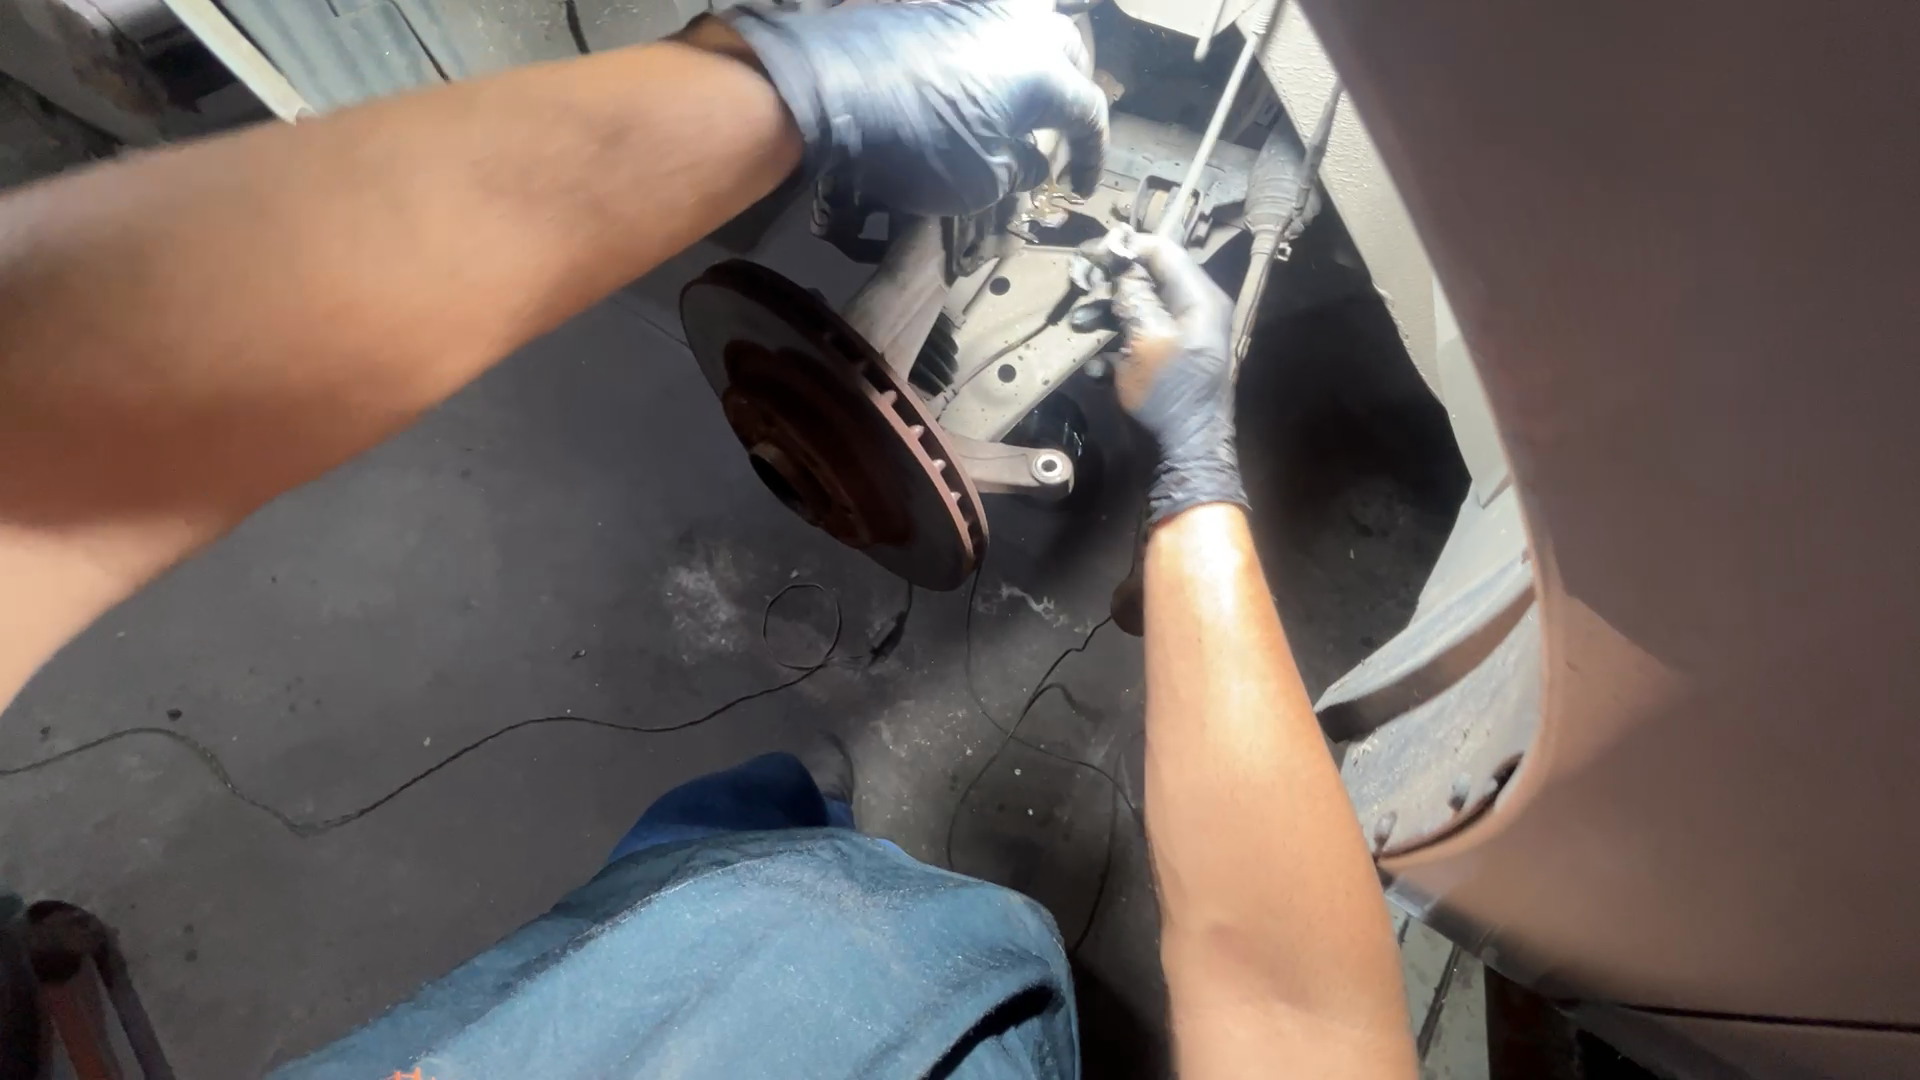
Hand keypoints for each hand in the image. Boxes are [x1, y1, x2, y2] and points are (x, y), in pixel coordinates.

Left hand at [718, 0, 1108, 215]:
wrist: (837, 93)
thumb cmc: (918, 148)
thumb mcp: (980, 183)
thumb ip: (1019, 171)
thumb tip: (1036, 163)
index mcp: (1043, 74)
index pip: (1088, 111)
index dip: (1093, 154)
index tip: (1083, 188)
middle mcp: (1021, 29)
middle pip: (1071, 54)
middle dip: (1075, 96)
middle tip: (1063, 133)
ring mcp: (979, 10)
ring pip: (1033, 28)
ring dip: (1043, 65)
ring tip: (1030, 101)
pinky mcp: (941, 8)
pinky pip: (990, 26)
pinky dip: (1002, 55)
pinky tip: (987, 80)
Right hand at [1106, 227, 1246, 525]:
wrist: (1181, 454)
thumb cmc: (1168, 395)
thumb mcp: (1147, 339)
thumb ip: (1134, 296)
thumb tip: (1122, 263)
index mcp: (1198, 299)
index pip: (1164, 251)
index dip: (1127, 246)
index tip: (1092, 253)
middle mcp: (1191, 314)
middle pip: (1147, 280)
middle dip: (1110, 284)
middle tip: (1079, 288)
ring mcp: (1176, 340)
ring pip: (1135, 312)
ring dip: (1104, 317)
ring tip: (1079, 326)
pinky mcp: (1161, 364)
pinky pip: (1133, 342)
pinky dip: (1112, 349)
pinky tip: (1096, 367)